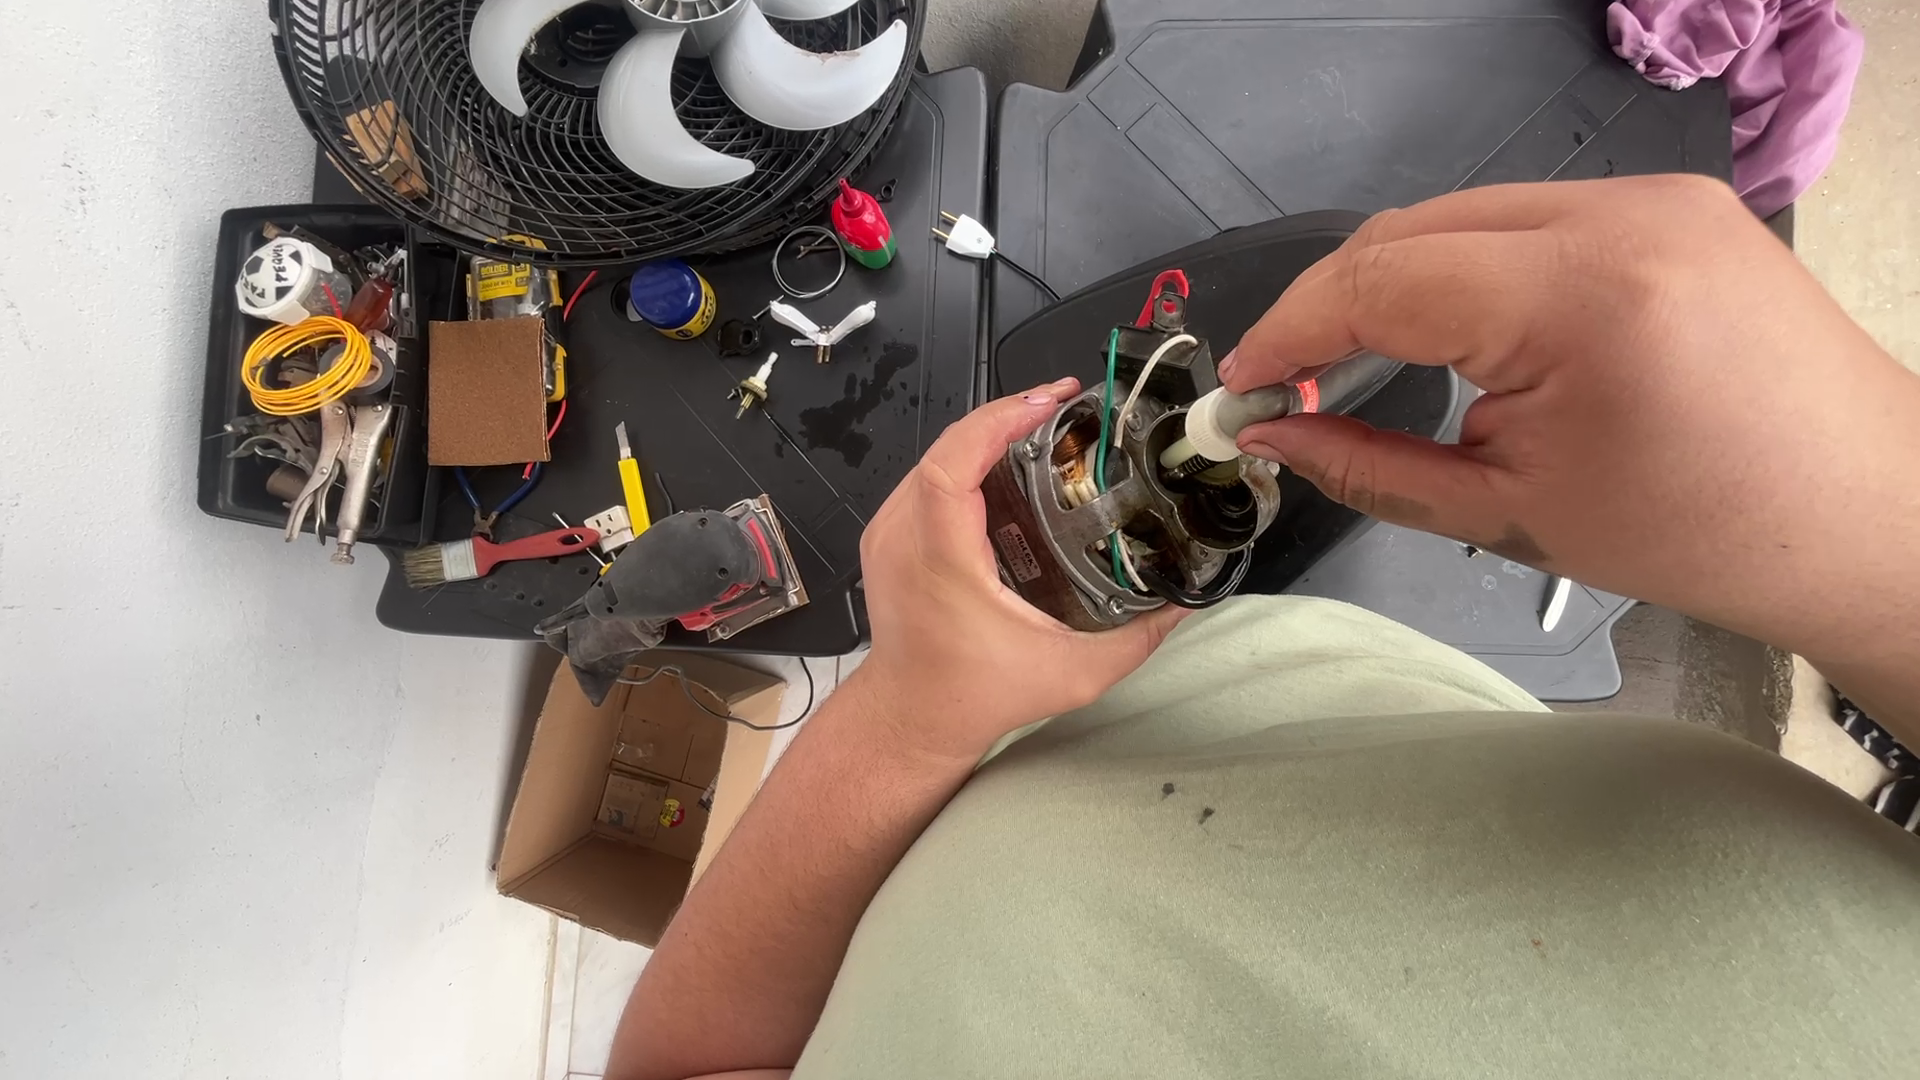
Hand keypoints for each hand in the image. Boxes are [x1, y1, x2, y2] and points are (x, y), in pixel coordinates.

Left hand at [853, 379, 1186, 762]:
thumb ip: (1136, 638)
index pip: (952, 464)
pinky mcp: (887, 537)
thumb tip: (1183, 597)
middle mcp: (904, 537)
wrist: (910, 715)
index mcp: (941, 560)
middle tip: (1063, 407)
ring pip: (934, 457)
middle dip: (1005, 415)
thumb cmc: (979, 696)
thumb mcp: (1072, 674)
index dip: (997, 420)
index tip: (1051, 403)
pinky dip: (965, 458)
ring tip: (1043, 425)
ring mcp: (888, 533)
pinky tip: (1006, 460)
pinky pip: (926, 479)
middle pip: (946, 447)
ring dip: (986, 433)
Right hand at [1221, 175, 1919, 709]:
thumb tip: (1267, 435)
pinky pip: (1497, 226)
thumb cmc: (1681, 533)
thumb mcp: (1493, 513)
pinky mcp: (1654, 210)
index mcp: (1580, 294)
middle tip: (1279, 385)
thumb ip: (1359, 464)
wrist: (1871, 519)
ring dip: (1368, 290)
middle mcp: (1613, 213)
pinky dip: (1429, 278)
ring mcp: (1643, 199)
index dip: (1287, 332)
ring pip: (1442, 221)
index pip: (1378, 281)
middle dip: (1318, 309)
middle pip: (1400, 235)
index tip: (1240, 389)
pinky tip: (1414, 334)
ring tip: (1333, 365)